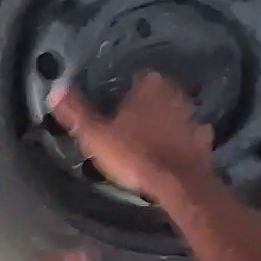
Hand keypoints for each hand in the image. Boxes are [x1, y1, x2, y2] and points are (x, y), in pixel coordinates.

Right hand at [50, 73, 217, 201]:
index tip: (117, 102)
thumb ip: (76, 111)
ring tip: (150, 138)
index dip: (128, 88)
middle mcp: (176, 95)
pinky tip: (171, 153)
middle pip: (160, 93)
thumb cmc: (135, 153)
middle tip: (130, 120)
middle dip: (148, 103)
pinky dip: (182, 141)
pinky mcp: (205, 142)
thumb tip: (55, 89)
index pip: (139, 76)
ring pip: (177, 113)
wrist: (179, 185)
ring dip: (167, 121)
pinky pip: (191, 136)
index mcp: (150, 85)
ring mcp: (194, 118)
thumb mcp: (95, 134)